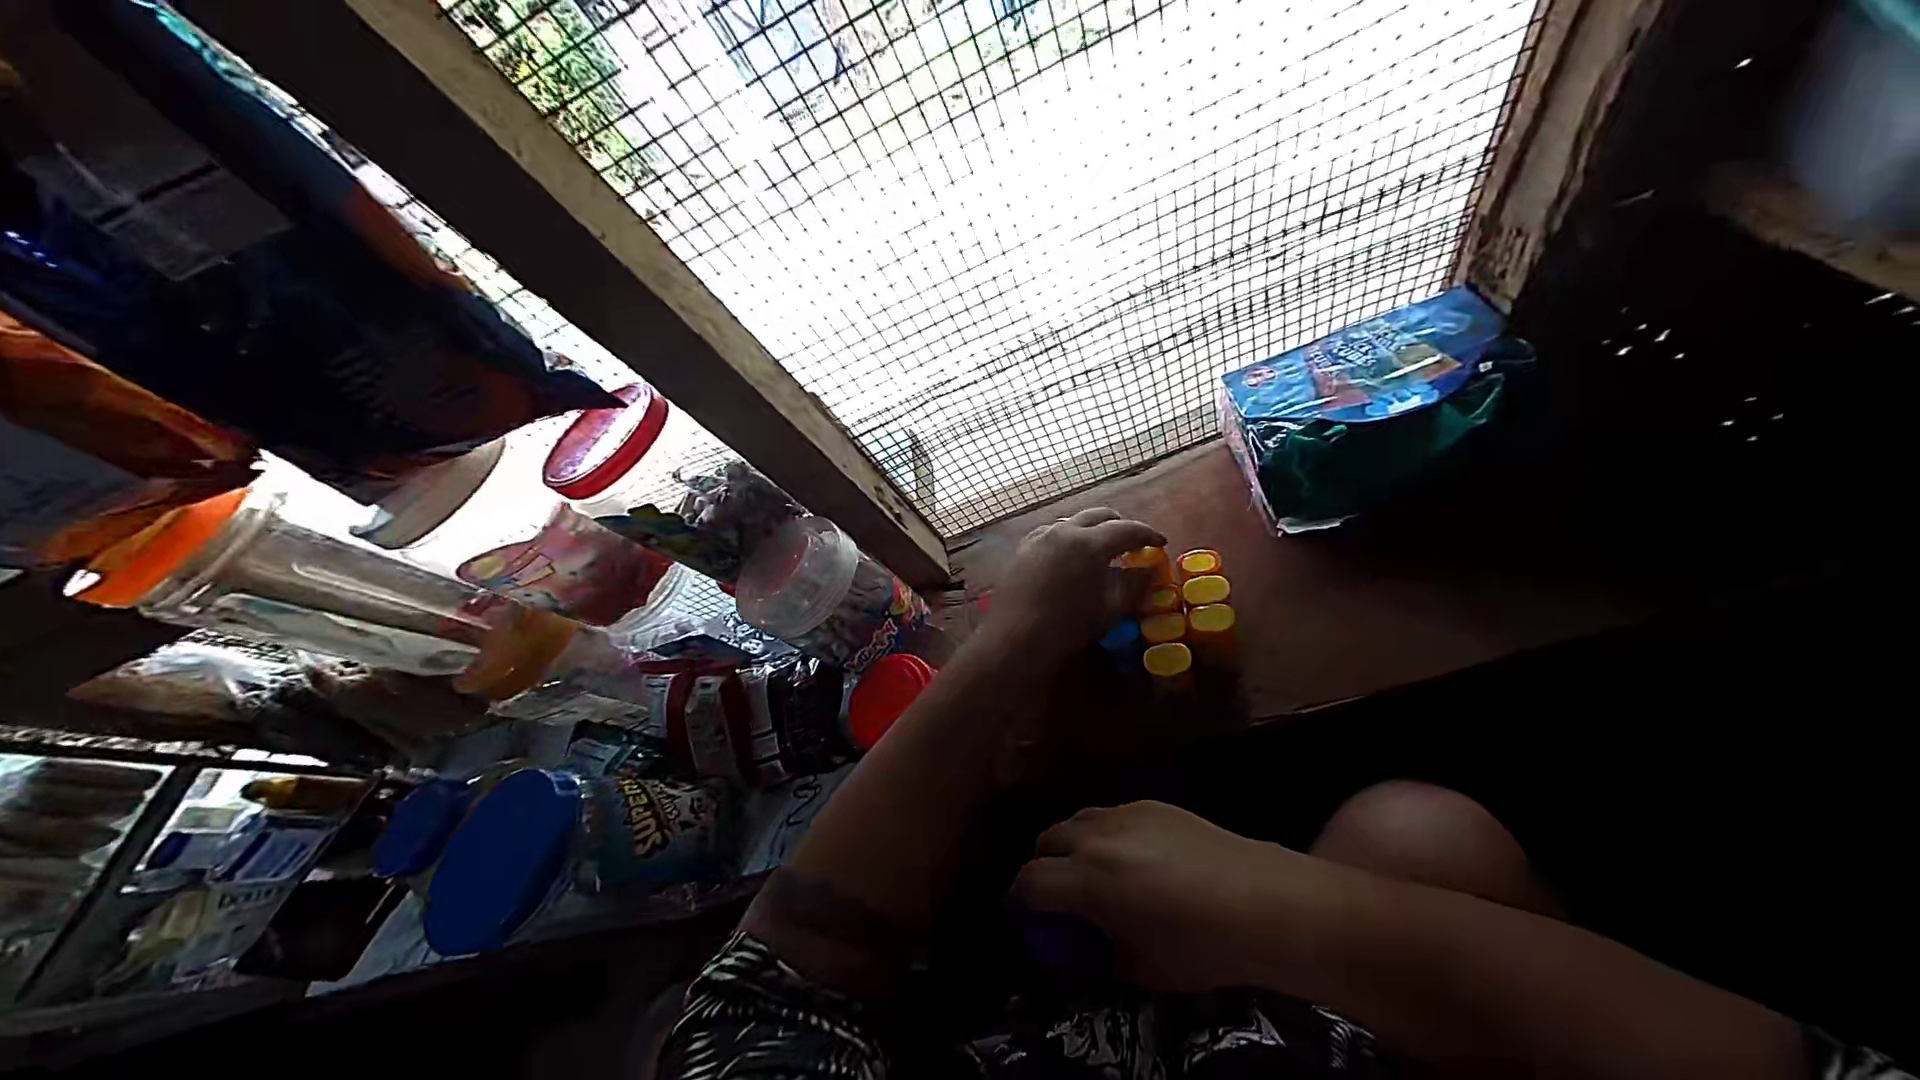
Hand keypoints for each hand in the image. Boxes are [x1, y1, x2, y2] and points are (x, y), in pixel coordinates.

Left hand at [983, 507, 1164, 657]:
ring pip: (1072, 522)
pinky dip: (1068, 538)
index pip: (1126, 529)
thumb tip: (1148, 571)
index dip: (1147, 534)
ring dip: (1091, 530)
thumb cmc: (1069, 626)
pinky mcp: (1022, 549)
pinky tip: (1069, 556)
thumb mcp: (1110, 608)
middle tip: (1132, 542)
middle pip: (1098, 516)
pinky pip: (1051, 534)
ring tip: (1101, 549)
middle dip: (1119, 525)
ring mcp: (1039, 538)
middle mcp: (1063, 531)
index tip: (1160, 542)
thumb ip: (1134, 585)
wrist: (1016, 638)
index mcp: (1089, 542)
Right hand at [1012, 801, 1315, 992]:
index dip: (1021, 903)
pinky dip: (1103, 835)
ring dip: (1070, 847)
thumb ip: (1098, 952)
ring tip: (1093, 874)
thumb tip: (1081, 945)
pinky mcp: (1151, 804)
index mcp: (1089, 879)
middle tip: (1061, 898)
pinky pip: (1109, 815)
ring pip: (1075, 821)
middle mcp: (1097, 836)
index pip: (1029, 881)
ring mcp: (1124, 813)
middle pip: (1045, 841)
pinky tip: (1133, 859)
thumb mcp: (1141, 967)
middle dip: (1044, 869)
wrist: (1268, 903)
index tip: (1027, 918)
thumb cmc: (1204, 946)